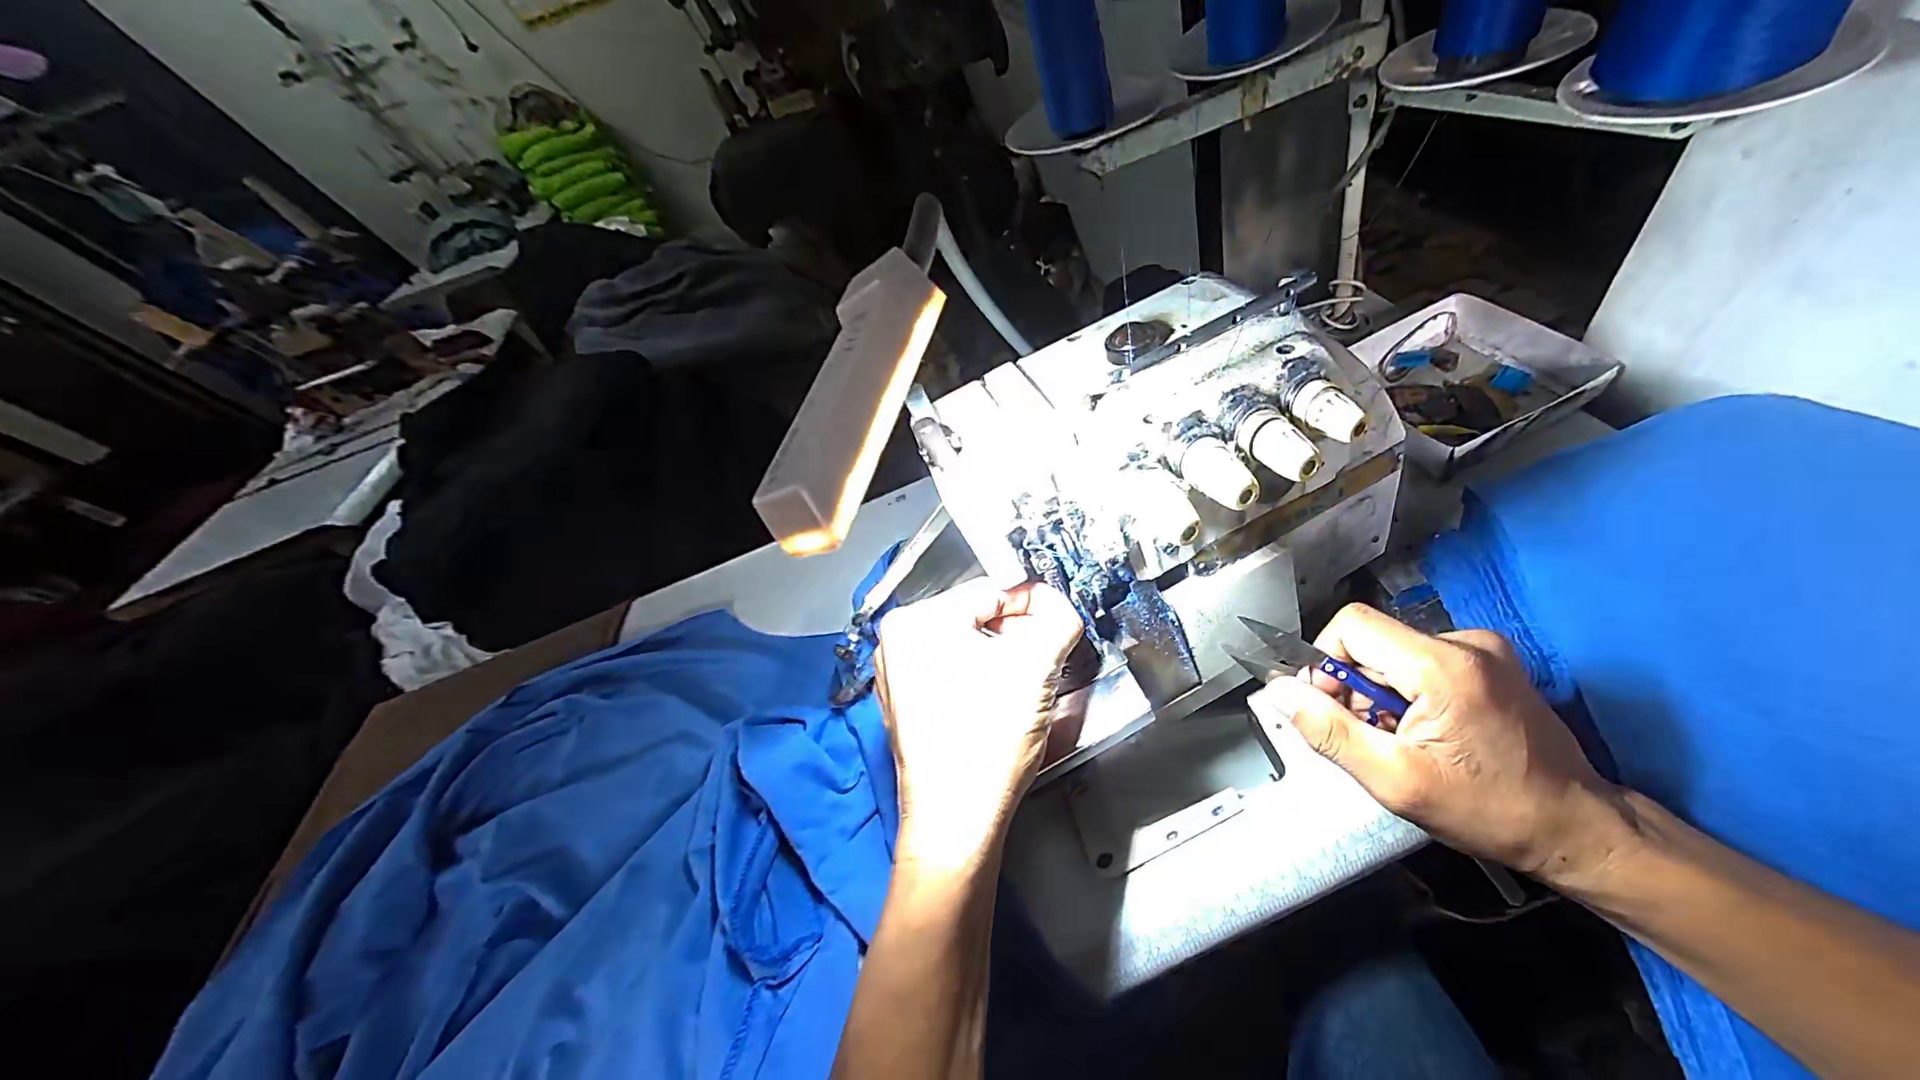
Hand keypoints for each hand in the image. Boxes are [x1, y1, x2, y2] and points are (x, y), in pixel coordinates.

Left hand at [874, 580, 1083, 869]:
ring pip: (966, 644)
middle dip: (1016, 632)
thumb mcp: (1037, 667)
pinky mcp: (907, 702)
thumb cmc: (983, 750)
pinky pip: (951, 670)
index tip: (1055, 616)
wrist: (957, 819)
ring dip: (1001, 656)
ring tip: (1022, 686)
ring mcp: (898, 673)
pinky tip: (998, 704)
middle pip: (976, 615)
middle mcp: (898, 642)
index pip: (991, 589)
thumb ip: (1058, 619)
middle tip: (1045, 655)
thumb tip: (1058, 604)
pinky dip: (980, 677)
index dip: (1032, 601)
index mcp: (918, 621)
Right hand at [1260, 604, 1628, 881]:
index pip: (1350, 626)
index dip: (1325, 664)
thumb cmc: (1493, 810)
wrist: (1578, 827)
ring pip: (1390, 653)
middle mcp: (1466, 642)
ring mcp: (1482, 648)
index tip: (1336, 710)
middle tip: (1374, 737)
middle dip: (1355, 688)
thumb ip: (1328, 730)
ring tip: (1404, 740)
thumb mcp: (1394, 781)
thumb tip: (1279, 691)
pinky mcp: (1488, 660)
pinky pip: (1416, 659)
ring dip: (1379, 694)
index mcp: (1444, 665)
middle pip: (1369, 641)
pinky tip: (1426, 730)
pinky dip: (1405, 692)